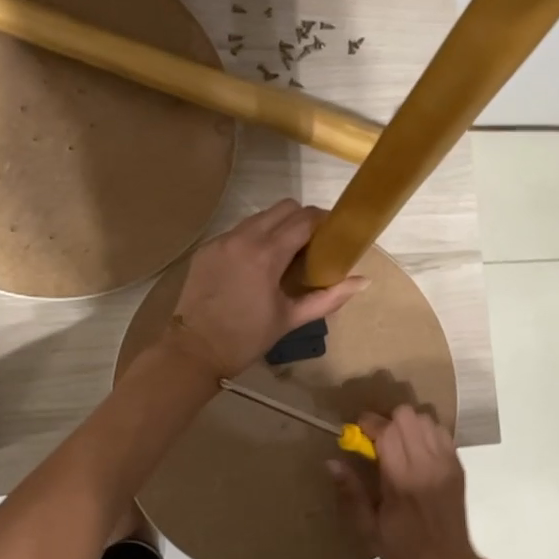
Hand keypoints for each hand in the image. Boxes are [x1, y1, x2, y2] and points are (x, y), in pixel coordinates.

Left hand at [169, 199, 368, 377]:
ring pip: (259, 217)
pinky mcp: (206, 248)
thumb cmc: (246, 338)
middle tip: (312, 244)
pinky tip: (256, 264)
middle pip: (283, 208)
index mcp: (266, 254)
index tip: (334, 233)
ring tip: (285, 254)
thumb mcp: (291, 319)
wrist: (194, 350)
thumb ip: (328, 297)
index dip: (323, 221)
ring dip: (277, 227)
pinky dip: (254, 239)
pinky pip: (237, 232)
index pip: (303, 219)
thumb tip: (363, 281)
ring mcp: (221, 240)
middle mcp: (243, 237)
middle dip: (302, 219)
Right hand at [329, 406, 486, 558]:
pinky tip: (417, 450)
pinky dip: (426, 432)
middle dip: (388, 420)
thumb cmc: (404, 550)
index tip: (358, 431)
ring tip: (397, 443)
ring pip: (425, 418)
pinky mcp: (458, 465)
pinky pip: (441, 431)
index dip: (370, 424)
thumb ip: (351, 492)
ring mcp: (446, 463)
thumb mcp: (369, 529)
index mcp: (402, 480)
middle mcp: (427, 465)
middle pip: (407, 416)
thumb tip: (332, 462)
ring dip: (408, 424)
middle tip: (377, 438)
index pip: (387, 431)